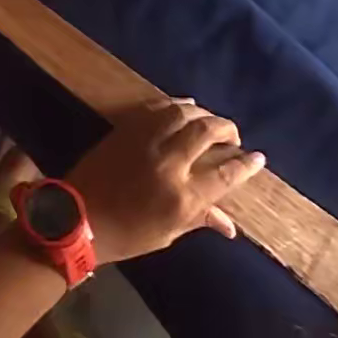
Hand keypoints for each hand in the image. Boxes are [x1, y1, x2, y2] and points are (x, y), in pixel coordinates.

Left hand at [64, 97, 265, 264]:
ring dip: (201, 112)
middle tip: (234, 134)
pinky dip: (173, 104)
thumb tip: (230, 225)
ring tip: (211, 119)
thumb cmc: (126, 234)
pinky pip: (155, 108)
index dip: (245, 164)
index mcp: (183, 196)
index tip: (258, 157)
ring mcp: (145, 141)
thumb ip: (200, 219)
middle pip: (206, 133)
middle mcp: (168, 162)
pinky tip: (183, 105)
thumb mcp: (167, 233)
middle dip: (226, 128)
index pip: (225, 175)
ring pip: (182, 113)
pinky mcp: (126, 128)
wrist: (79, 217)